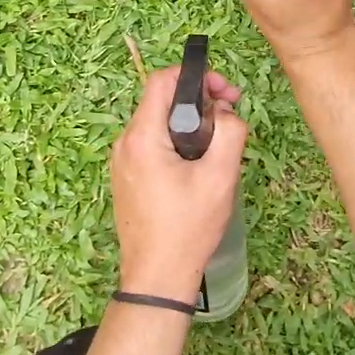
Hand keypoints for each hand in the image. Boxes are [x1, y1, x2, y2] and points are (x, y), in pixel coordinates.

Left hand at [111, 65, 248, 304]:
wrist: (157, 278)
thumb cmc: (188, 227)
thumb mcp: (220, 175)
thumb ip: (230, 131)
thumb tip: (225, 111)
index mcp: (143, 137)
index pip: (162, 80)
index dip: (196, 76)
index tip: (224, 92)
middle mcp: (126, 144)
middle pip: (162, 100)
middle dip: (199, 99)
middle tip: (231, 113)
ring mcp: (123, 162)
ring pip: (160, 122)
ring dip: (191, 121)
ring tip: (220, 140)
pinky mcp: (128, 178)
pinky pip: (154, 143)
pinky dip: (179, 140)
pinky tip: (201, 161)